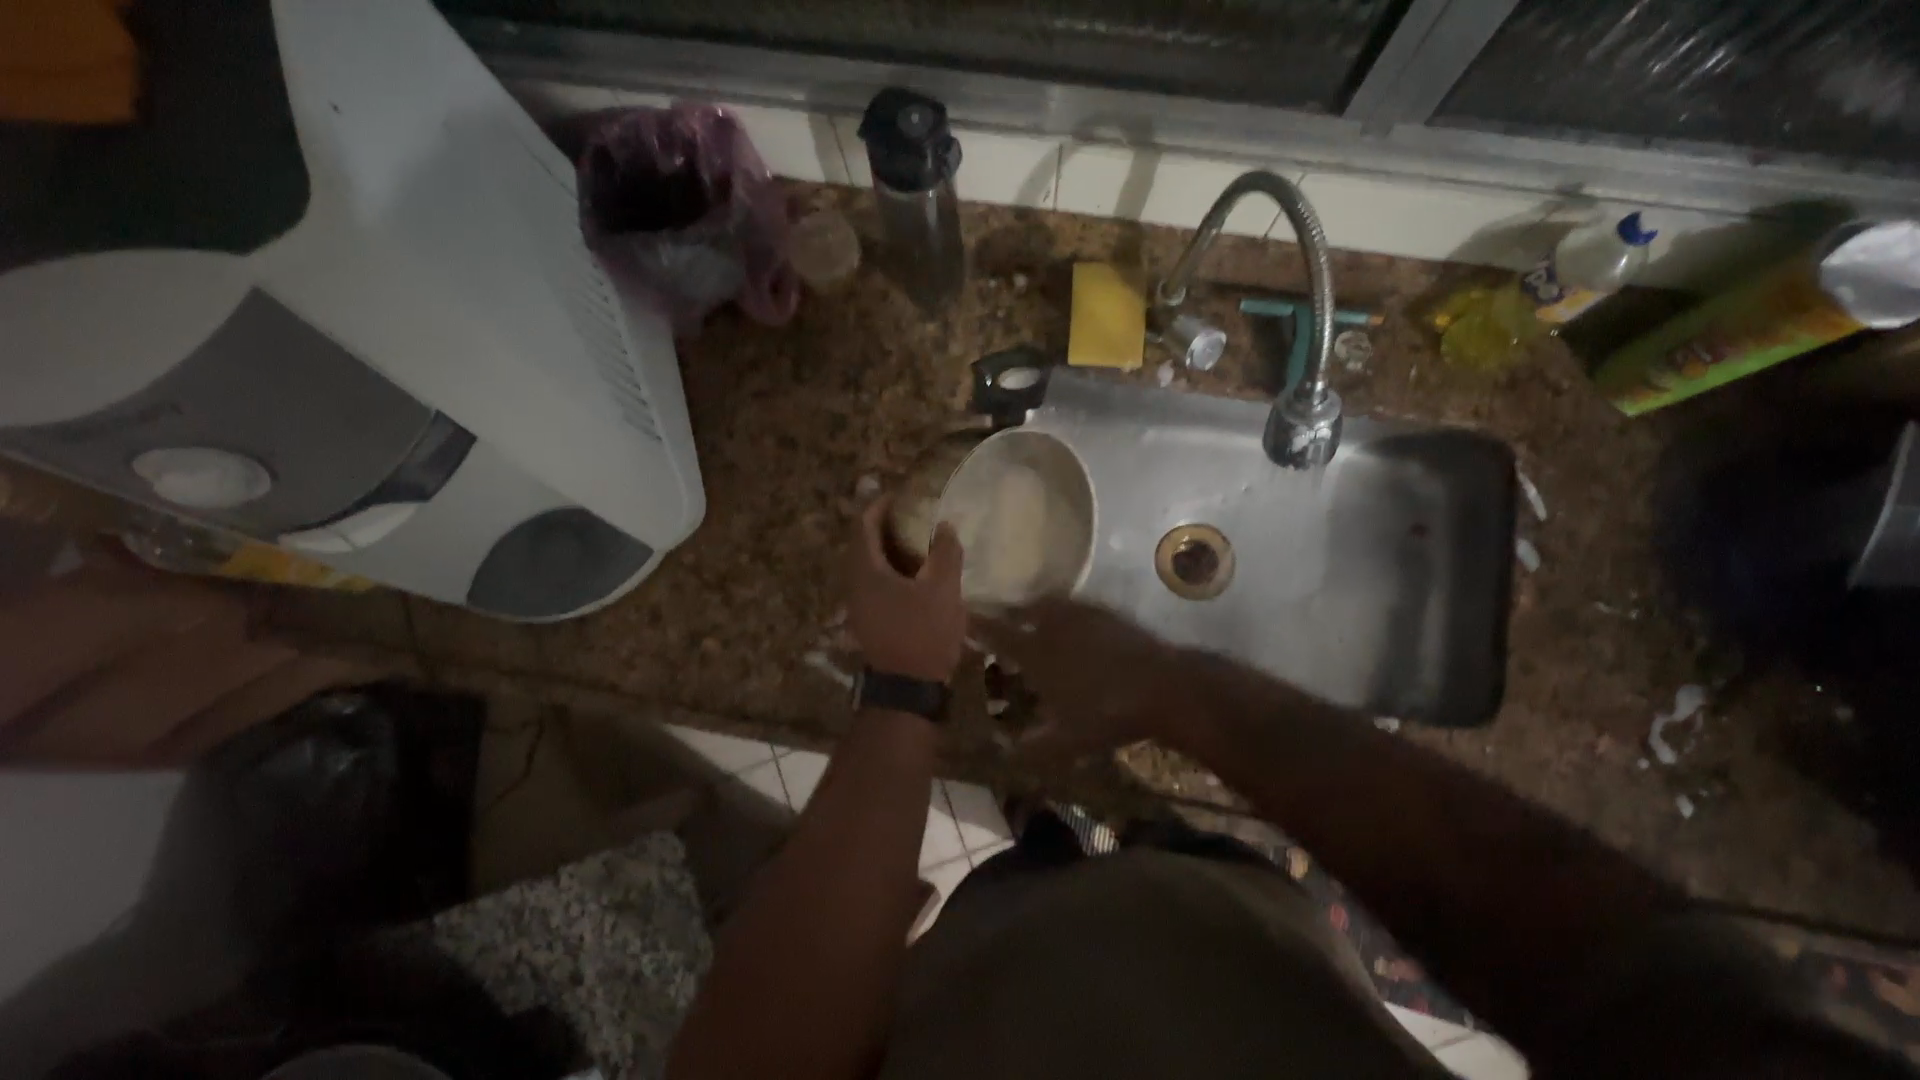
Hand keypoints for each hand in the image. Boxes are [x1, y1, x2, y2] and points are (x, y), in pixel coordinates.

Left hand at [845, 499, 965, 683]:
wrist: (907, 688)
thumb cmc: (923, 633)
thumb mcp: (943, 590)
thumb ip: (945, 553)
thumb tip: (945, 525)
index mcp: (866, 570)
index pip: (863, 525)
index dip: (878, 505)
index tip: (898, 494)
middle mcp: (854, 583)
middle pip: (861, 544)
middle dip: (882, 526)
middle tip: (909, 515)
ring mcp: (857, 605)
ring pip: (866, 565)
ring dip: (886, 549)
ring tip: (914, 541)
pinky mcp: (866, 620)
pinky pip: (872, 583)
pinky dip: (888, 570)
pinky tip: (912, 575)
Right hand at [975, 598, 1207, 764]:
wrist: (1164, 688)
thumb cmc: (1108, 715)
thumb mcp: (1066, 742)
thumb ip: (1031, 748)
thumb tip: (1003, 754)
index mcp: (1036, 653)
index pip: (998, 634)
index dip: (978, 625)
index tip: (962, 615)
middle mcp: (1055, 626)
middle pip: (1023, 611)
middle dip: (1007, 612)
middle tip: (998, 617)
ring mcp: (1084, 616)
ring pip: (1050, 605)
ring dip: (1035, 608)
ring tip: (1030, 615)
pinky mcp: (1109, 615)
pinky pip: (1076, 606)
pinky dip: (1065, 611)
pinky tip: (1070, 621)